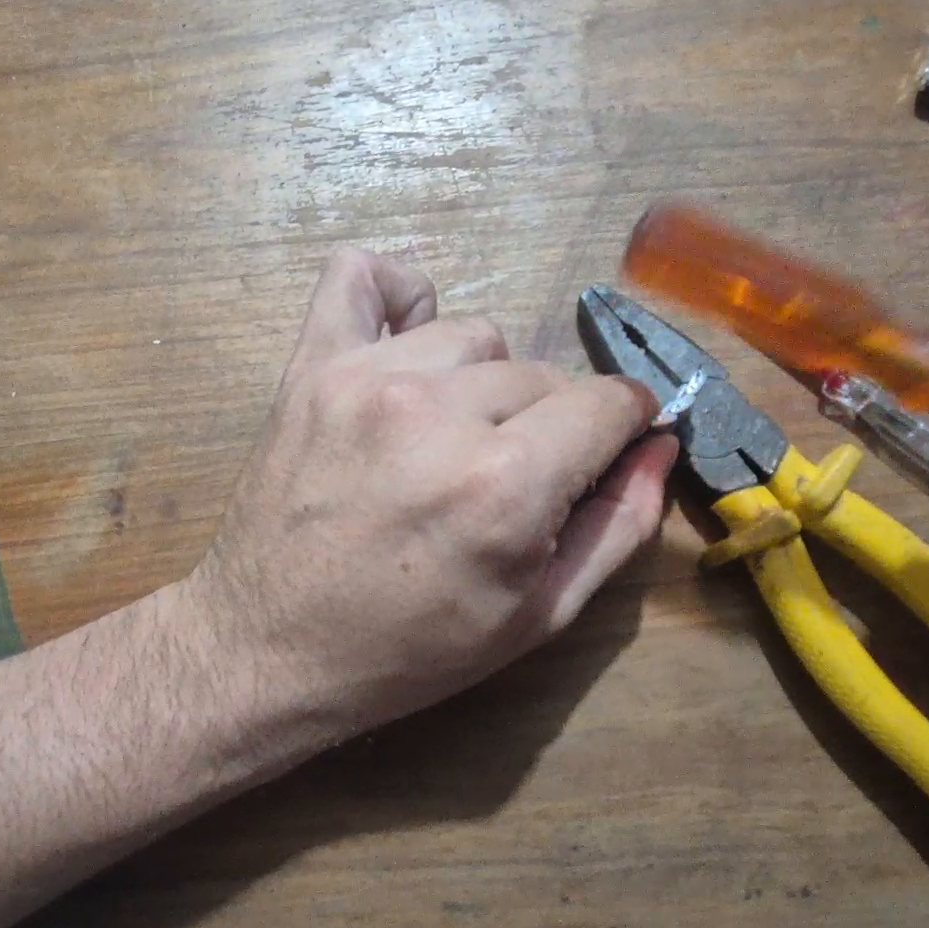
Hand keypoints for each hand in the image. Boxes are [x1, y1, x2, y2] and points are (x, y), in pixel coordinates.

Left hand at [181, 250, 676, 756]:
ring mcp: (366, 378)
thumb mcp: (537, 617)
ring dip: (483, 382)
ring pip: (475, 336)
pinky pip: (362, 276)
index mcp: (506, 485)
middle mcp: (440, 414)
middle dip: (550, 424)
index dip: (624, 426)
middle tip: (508, 479)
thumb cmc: (408, 651)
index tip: (607, 449)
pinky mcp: (310, 368)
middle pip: (544, 373)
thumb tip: (660, 443)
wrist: (268, 649)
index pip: (609, 403)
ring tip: (450, 437)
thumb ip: (617, 525)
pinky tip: (407, 344)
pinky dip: (400, 296)